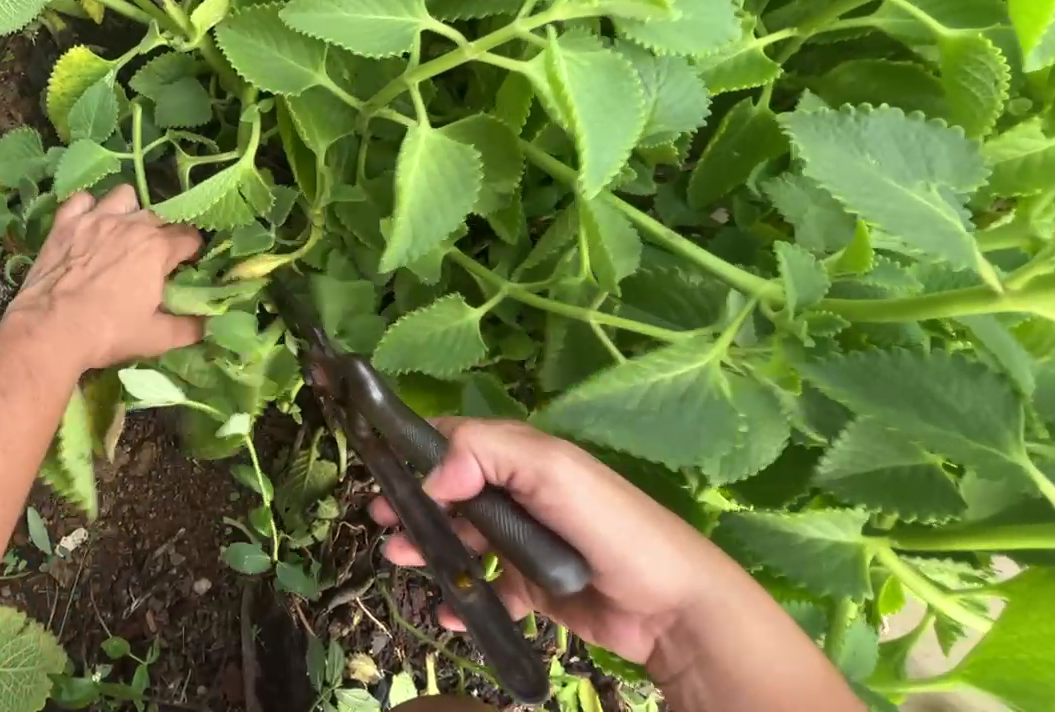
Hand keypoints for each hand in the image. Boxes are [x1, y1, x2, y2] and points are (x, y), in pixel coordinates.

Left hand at [0, 183, 203, 372]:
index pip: (189, 236)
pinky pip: (82, 200)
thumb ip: (189, 328)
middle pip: (158, 217)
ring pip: (123, 196)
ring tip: (124, 231)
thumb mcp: (156, 338)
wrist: (50, 328)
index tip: (185, 264)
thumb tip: (210, 325)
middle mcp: (130, 224)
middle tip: (154, 258)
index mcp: (157, 248)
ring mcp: (95, 218)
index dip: (191, 251)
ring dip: (129, 210)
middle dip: (162, 234)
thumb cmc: (108, 332)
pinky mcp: (65, 222)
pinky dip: (88, 207)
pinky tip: (88, 223)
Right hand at [370, 418, 753, 671]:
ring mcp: (522, 541)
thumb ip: (484, 453)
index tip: (380, 469)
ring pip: (460, 539)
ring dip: (426, 548)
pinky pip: (487, 588)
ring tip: (400, 560)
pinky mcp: (532, 586)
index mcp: (516, 456)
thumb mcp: (549, 468)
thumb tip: (431, 478)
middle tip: (379, 519)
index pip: (452, 441)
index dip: (414, 453)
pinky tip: (447, 613)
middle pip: (447, 493)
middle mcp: (514, 493)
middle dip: (410, 503)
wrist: (675, 608)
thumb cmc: (608, 523)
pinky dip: (462, 599)